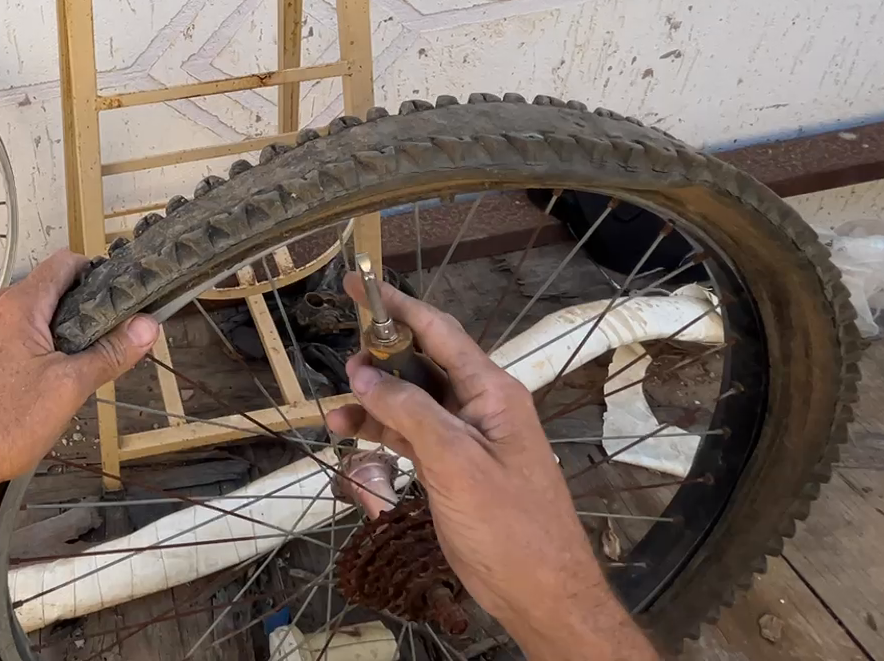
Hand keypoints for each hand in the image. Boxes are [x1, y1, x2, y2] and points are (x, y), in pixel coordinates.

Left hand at [0, 250, 158, 501]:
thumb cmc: (6, 426)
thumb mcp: (69, 389)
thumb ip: (110, 352)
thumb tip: (148, 325)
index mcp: (17, 304)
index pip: (64, 262)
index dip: (95, 272)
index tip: (117, 297)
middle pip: (46, 287)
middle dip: (76, 308)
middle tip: (100, 341)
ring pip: (26, 310)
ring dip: (52, 328)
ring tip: (70, 365)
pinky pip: (6, 329)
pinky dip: (28, 341)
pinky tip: (36, 377)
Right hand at [327, 276, 655, 660]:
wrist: (545, 600)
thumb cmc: (508, 526)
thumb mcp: (454, 460)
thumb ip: (406, 409)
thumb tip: (361, 372)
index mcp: (490, 390)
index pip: (437, 329)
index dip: (395, 304)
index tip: (357, 283)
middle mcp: (477, 403)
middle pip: (419, 361)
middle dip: (378, 357)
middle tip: (344, 364)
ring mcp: (464, 434)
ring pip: (408, 399)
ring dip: (371, 401)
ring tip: (337, 411)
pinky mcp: (452, 463)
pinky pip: (408, 432)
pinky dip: (378, 430)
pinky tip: (349, 435)